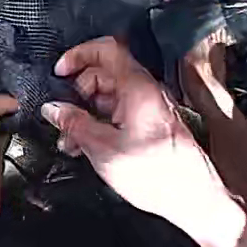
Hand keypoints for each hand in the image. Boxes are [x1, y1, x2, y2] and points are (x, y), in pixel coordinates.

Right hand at [42, 37, 230, 230]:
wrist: (193, 197)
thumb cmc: (158, 175)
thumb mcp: (103, 149)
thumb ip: (75, 124)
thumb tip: (54, 108)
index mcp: (137, 88)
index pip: (107, 49)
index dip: (79, 54)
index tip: (61, 71)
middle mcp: (146, 91)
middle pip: (104, 74)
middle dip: (77, 92)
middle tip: (61, 115)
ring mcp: (149, 106)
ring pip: (110, 95)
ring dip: (87, 111)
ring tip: (71, 138)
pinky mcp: (151, 123)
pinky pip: (120, 111)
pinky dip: (101, 121)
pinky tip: (88, 144)